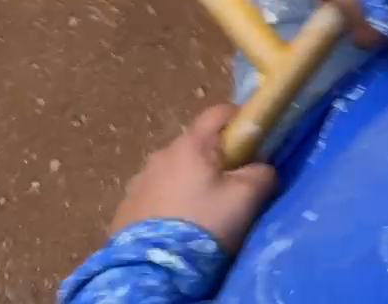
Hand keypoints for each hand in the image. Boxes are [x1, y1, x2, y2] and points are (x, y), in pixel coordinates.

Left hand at [109, 105, 278, 251]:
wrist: (150, 275)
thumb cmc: (203, 225)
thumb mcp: (247, 197)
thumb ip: (263, 171)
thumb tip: (263, 167)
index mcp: (190, 144)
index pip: (219, 112)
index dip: (240, 120)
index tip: (254, 141)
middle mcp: (160, 155)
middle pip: (197, 144)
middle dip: (215, 157)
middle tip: (230, 183)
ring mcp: (138, 182)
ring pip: (175, 170)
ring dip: (189, 181)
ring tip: (200, 210)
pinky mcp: (125, 209)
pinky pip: (155, 194)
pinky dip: (169, 202)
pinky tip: (176, 226)